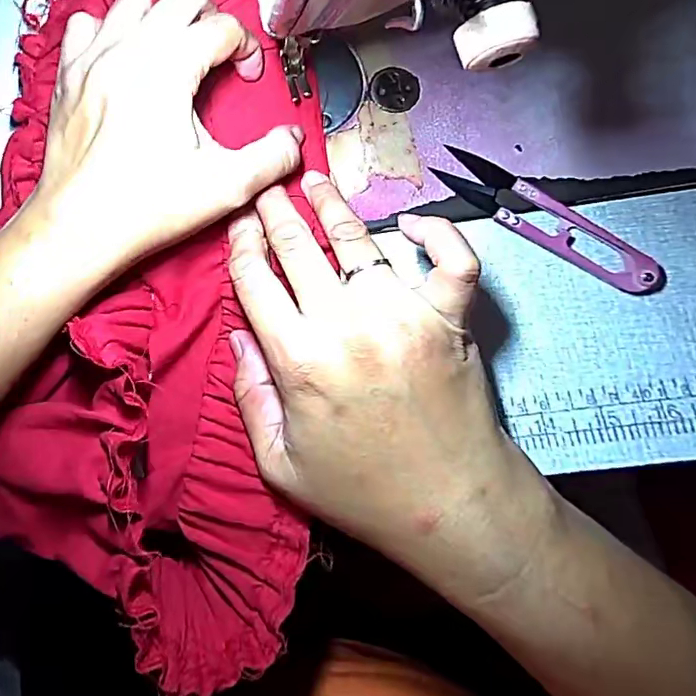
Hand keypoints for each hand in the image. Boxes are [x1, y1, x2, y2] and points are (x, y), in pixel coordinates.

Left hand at [21, 0, 304, 281]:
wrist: (78, 225)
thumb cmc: (141, 206)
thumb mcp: (225, 186)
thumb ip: (272, 157)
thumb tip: (291, 141)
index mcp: (169, 67)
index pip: (223, 27)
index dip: (246, 47)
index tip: (244, 73)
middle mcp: (129, 50)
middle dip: (209, 17)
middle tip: (214, 52)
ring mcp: (93, 58)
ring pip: (132, 1)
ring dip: (159, 16)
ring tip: (169, 48)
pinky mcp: (67, 74)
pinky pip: (85, 25)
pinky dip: (106, 30)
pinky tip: (118, 57)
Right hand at [226, 173, 561, 605]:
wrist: (458, 513)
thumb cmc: (361, 491)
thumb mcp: (280, 461)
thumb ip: (249, 393)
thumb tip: (237, 334)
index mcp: (298, 359)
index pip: (254, 278)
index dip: (240, 242)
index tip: (237, 222)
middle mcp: (346, 325)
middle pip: (299, 248)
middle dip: (275, 210)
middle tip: (266, 187)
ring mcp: (404, 316)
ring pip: (361, 242)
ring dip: (332, 206)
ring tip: (315, 182)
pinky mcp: (451, 319)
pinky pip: (451, 260)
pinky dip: (437, 233)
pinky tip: (410, 221)